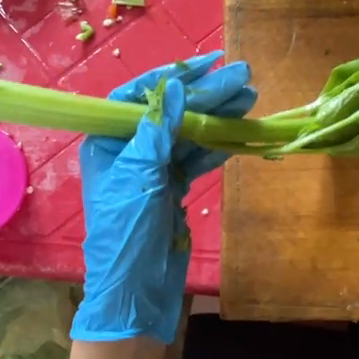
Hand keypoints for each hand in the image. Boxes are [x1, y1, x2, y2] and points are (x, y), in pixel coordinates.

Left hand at [70, 53, 256, 342]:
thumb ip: (158, 131)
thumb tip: (177, 88)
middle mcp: (129, 151)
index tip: (210, 64)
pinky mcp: (172, 189)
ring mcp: (152, 171)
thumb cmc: (127, 234)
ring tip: (251, 100)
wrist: (135, 294)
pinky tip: (239, 133)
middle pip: (170, 112)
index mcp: (108, 142)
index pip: (139, 96)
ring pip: (188, 135)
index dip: (174, 76)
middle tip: (245, 78)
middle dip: (206, 95)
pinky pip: (196, 159)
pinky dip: (217, 147)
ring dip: (218, 118)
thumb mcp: (140, 178)